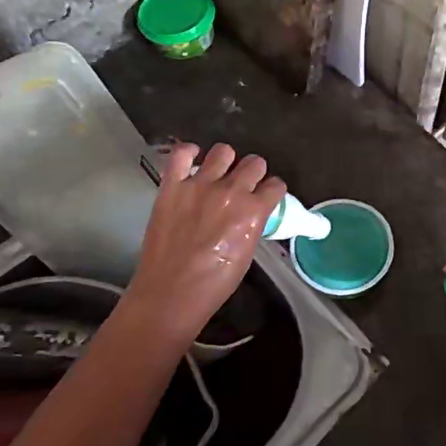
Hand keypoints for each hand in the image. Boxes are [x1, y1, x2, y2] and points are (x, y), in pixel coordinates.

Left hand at [127, 143, 285, 336]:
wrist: (171, 293)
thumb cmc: (213, 284)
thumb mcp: (246, 254)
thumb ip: (251, 226)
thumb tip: (249, 214)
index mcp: (253, 212)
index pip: (275, 185)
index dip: (272, 190)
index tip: (267, 194)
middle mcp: (230, 192)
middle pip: (254, 163)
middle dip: (254, 172)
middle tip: (244, 184)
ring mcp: (199, 185)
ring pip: (223, 152)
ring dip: (226, 161)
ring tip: (219, 173)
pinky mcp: (172, 186)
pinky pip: (181, 154)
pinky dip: (188, 153)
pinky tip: (192, 161)